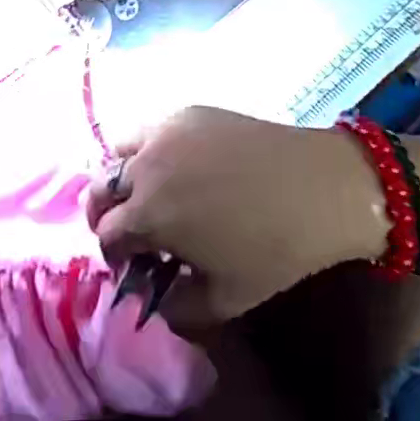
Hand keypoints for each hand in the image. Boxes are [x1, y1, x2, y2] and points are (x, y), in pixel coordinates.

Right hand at [86, 107, 386, 328]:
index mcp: (148, 213)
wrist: (319, 185)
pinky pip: (153, 129)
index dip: (116, 258)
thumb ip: (174, 309)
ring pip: (121, 151)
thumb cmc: (273, 248)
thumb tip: (153, 297)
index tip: (136, 267)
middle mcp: (147, 165)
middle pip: (100, 189)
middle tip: (134, 232)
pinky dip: (151, 149)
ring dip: (124, 176)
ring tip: (152, 193)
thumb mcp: (222, 300)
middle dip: (108, 215)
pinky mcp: (191, 111)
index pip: (106, 236)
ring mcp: (168, 130)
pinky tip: (180, 167)